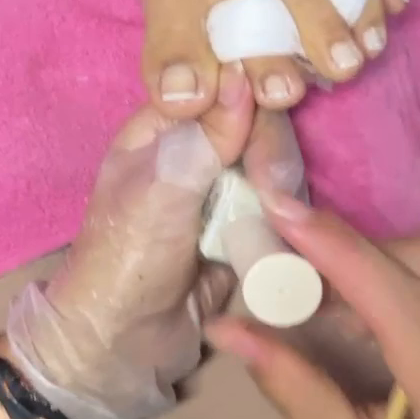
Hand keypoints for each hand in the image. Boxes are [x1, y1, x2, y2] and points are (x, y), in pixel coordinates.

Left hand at [4, 67, 258, 418]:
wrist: (123, 343)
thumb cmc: (127, 257)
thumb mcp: (161, 191)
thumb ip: (205, 137)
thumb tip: (243, 75)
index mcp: (160, 130)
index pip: (217, 89)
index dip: (251, 95)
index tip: (274, 113)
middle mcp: (190, 152)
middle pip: (252, 126)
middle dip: (269, 151)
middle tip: (274, 191)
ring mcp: (217, 193)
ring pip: (270, 167)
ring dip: (282, 187)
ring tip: (280, 215)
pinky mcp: (240, 230)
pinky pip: (277, 210)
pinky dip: (288, 218)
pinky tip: (296, 230)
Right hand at [206, 199, 419, 418]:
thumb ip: (292, 390)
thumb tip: (225, 327)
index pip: (415, 317)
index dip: (347, 255)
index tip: (284, 213)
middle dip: (361, 251)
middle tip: (301, 265)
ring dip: (387, 255)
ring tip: (340, 286)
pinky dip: (415, 268)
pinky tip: (384, 298)